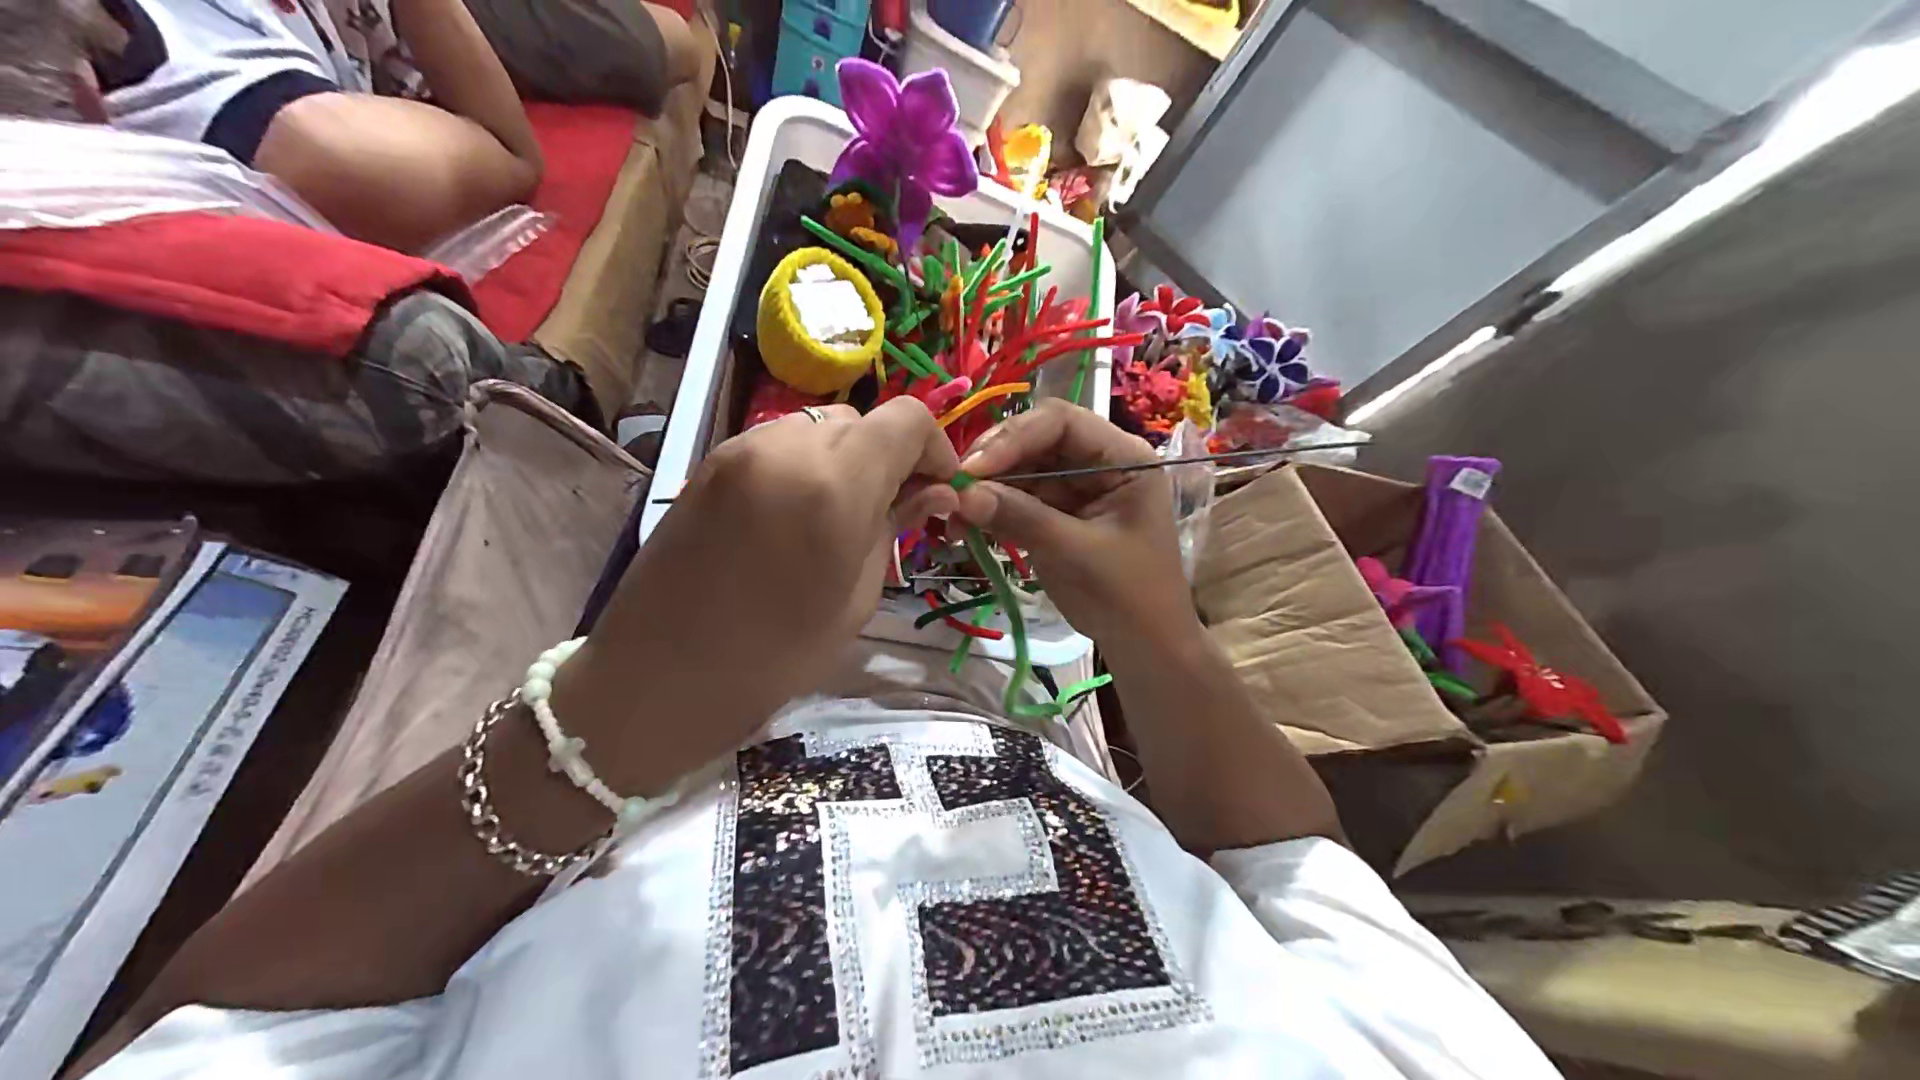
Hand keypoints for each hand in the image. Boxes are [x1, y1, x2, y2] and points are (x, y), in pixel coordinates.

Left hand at [553, 398, 960, 791]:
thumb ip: (894, 528)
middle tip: (891, 511)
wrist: (656, 677)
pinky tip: (795, 515)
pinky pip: (780, 443)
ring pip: (820, 427)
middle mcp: (788, 445)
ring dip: (846, 459)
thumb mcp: (855, 599)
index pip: (907, 420)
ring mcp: (742, 447)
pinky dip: (805, 464)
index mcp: (834, 483)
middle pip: (864, 421)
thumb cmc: (772, 658)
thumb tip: (934, 492)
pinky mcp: (712, 460)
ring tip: (840, 515)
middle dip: (889, 457)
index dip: (934, 449)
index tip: (936, 492)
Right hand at [953, 400, 1198, 652]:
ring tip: (952, 511)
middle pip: (1037, 441)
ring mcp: (1077, 487)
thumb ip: (1022, 518)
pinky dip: (991, 509)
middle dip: (994, 462)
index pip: (1062, 423)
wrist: (1145, 646)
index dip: (1014, 437)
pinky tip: (964, 524)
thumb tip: (963, 494)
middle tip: (953, 486)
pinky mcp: (1058, 513)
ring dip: (986, 487)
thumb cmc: (1127, 596)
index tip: (973, 468)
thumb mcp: (1076, 553)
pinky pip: (1019, 498)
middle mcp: (1100, 462)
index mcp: (1124, 458)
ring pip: (1022, 469)